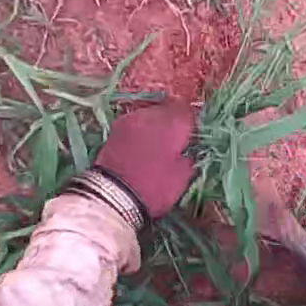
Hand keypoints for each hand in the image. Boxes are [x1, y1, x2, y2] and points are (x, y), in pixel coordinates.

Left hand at [95, 102, 196, 216]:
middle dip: (172, 122)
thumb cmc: (154, 188)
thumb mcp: (182, 178)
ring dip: (154, 125)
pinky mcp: (115, 128)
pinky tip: (141, 147)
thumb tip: (189, 151)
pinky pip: (134, 123)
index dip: (191, 124)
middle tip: (174, 142)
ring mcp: (130, 119)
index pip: (188, 111)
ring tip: (156, 145)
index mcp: (172, 124)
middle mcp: (151, 114)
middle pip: (167, 109)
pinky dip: (140, 131)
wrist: (114, 196)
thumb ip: (190, 158)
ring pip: (149, 114)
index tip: (191, 138)